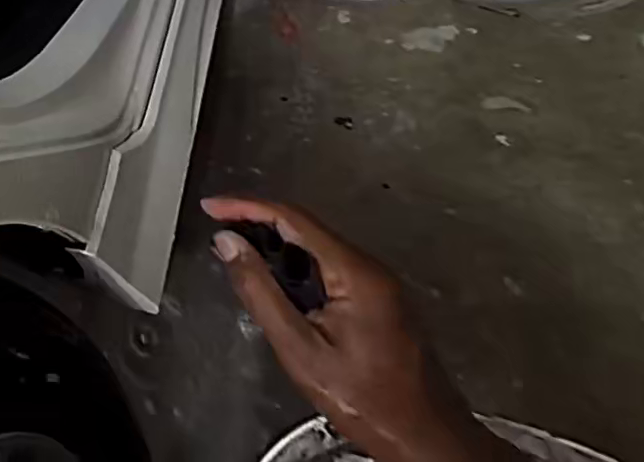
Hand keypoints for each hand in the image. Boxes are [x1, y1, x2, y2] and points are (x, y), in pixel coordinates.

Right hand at [203, 197, 521, 461]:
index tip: (211, 207)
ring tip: (236, 249)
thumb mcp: (299, 348)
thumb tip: (227, 243)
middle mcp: (370, 269)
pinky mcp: (378, 297)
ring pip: (313, 242)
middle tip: (218, 225)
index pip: (291, 218)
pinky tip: (272, 274)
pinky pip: (325, 261)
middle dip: (255, 219)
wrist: (432, 446)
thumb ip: (258, 290)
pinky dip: (291, 258)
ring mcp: (378, 283)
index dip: (244, 206)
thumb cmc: (368, 402)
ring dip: (272, 239)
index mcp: (355, 274)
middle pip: (303, 224)